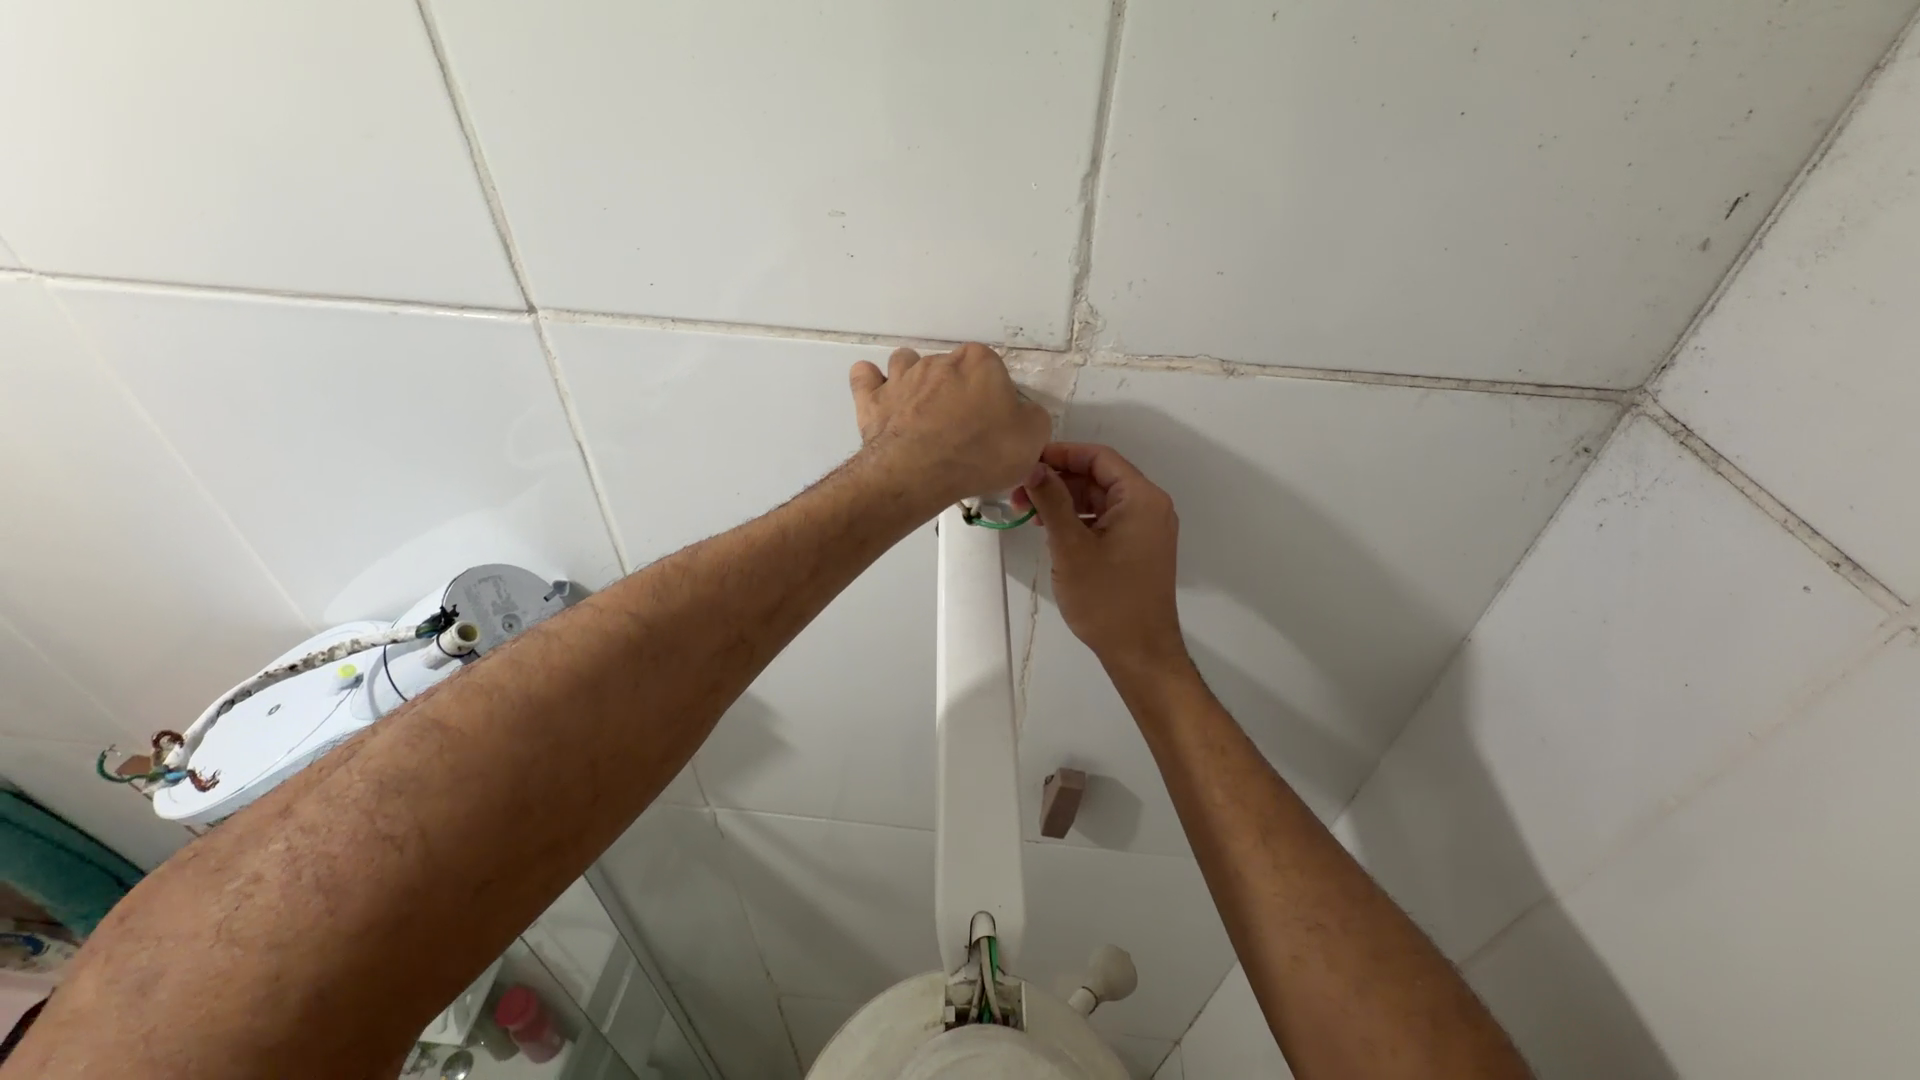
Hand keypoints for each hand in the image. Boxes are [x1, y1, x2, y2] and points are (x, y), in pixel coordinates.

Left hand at [849, 344, 1050, 506]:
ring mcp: (902, 378)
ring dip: (914, 381)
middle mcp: (939, 362)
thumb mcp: (1032, 439)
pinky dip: (871, 383)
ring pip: (908, 365)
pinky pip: (865, 377)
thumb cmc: (981, 453)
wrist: (921, 472)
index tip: (995, 427)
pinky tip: (881, 399)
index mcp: (980, 363)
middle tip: (962, 431)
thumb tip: (1022, 416)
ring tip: (921, 413)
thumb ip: (1033, 419)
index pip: (993, 372)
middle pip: (952, 371)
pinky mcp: (872, 399)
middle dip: (957, 392)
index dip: (996, 399)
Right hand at [1015, 443, 1185, 667]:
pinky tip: (1051, 530)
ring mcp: (1146, 529)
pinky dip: (1079, 519)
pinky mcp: (1139, 549)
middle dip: (1059, 480)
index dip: (1062, 454)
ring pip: (1100, 500)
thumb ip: (1052, 501)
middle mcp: (1150, 507)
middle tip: (1019, 491)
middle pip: (1100, 477)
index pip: (1099, 458)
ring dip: (1065, 501)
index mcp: (1141, 498)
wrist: (1139, 651)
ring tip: (1028, 512)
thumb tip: (1033, 467)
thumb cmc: (1106, 598)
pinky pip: (1106, 520)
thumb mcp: (1071, 546)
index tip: (1027, 460)